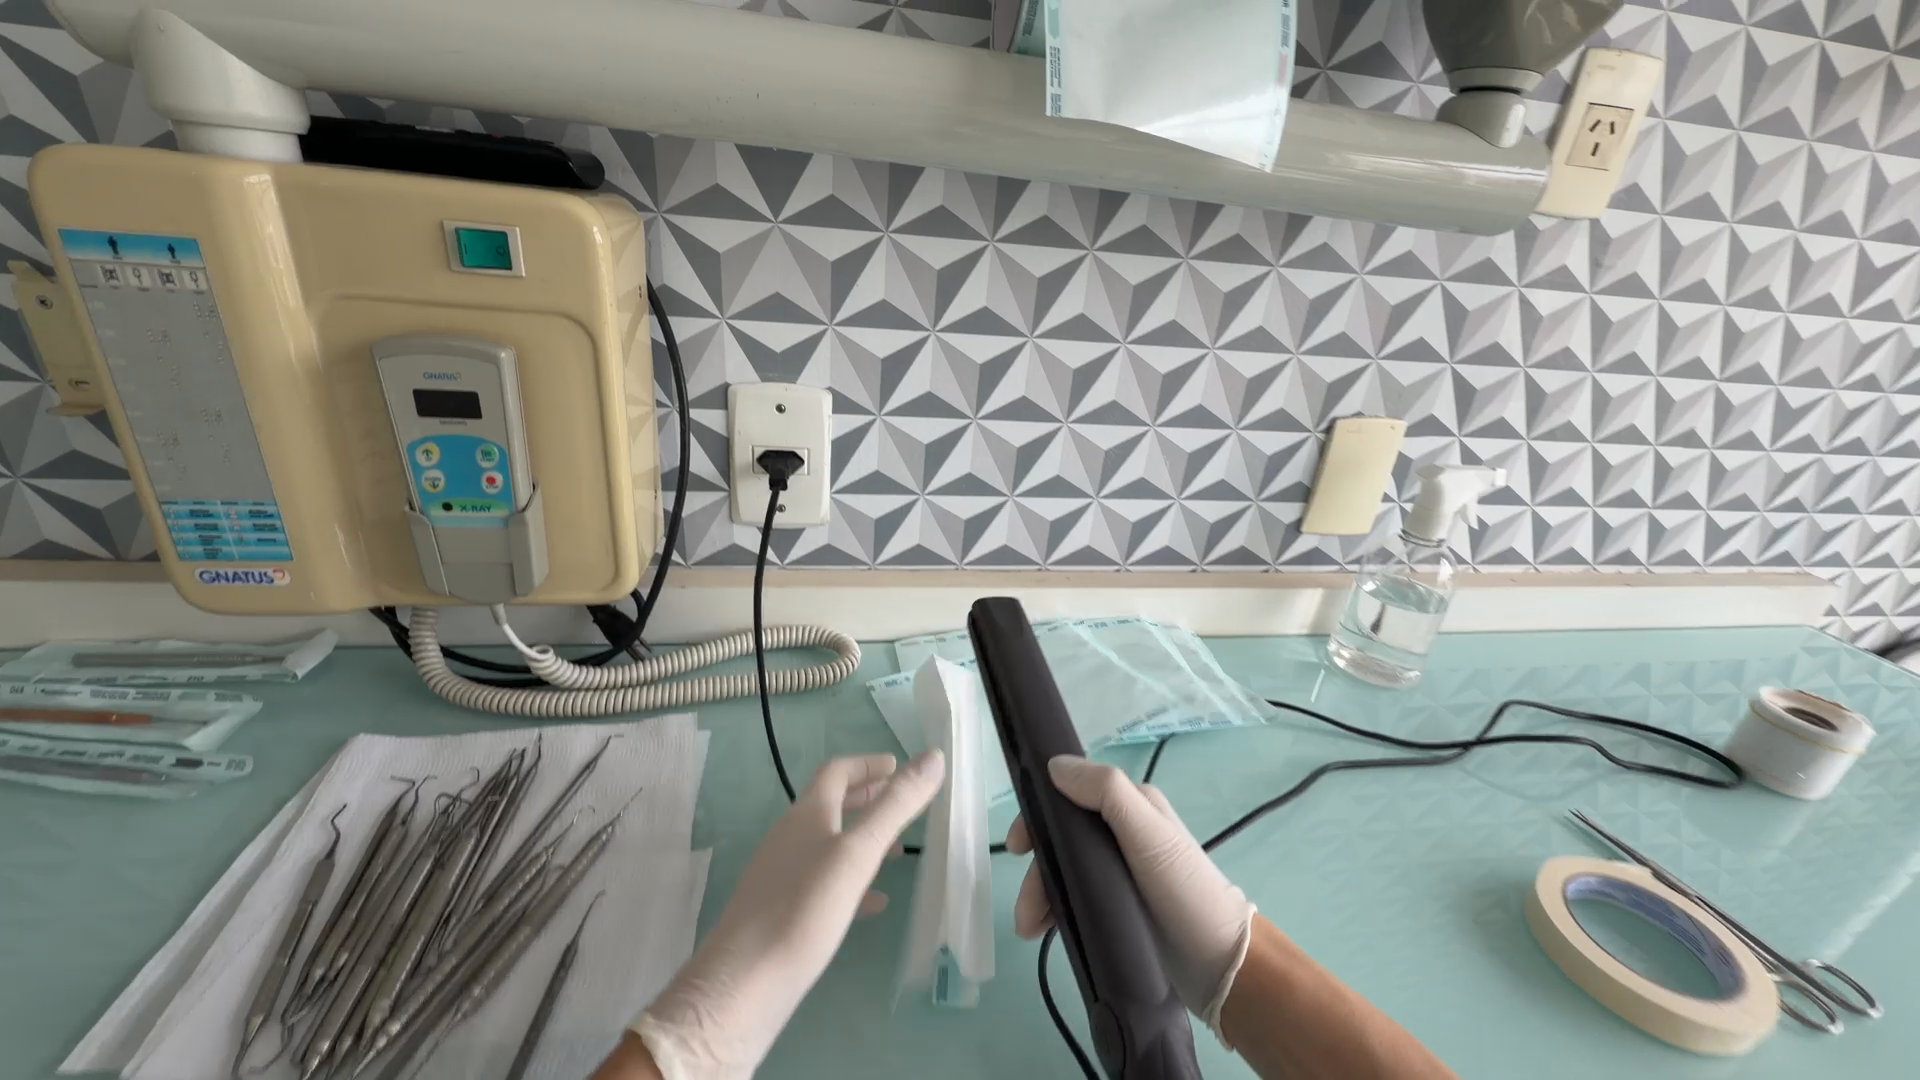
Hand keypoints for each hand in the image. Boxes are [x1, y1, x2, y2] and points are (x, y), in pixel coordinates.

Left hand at [632, 751, 944, 1079]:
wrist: (742, 986)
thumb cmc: (803, 910)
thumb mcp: (857, 853)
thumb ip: (895, 806)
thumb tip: (934, 757)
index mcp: (807, 815)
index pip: (837, 772)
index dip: (868, 764)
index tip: (900, 767)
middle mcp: (791, 836)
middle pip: (831, 804)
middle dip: (867, 798)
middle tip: (902, 802)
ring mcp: (783, 874)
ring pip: (829, 843)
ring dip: (862, 838)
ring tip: (900, 852)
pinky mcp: (783, 910)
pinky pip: (824, 882)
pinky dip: (853, 880)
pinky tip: (875, 904)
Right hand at [1006, 755, 1254, 1037]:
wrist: (1222, 965)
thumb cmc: (1183, 889)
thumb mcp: (1147, 832)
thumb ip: (1105, 792)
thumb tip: (1055, 765)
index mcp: (1130, 805)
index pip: (1071, 794)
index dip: (1039, 812)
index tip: (1018, 846)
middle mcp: (1122, 833)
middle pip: (1062, 837)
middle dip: (1037, 867)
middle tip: (1023, 904)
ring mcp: (1119, 872)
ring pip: (1065, 871)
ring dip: (1040, 894)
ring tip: (1029, 929)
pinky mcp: (1118, 906)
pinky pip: (1075, 898)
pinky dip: (1054, 911)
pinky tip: (1044, 931)